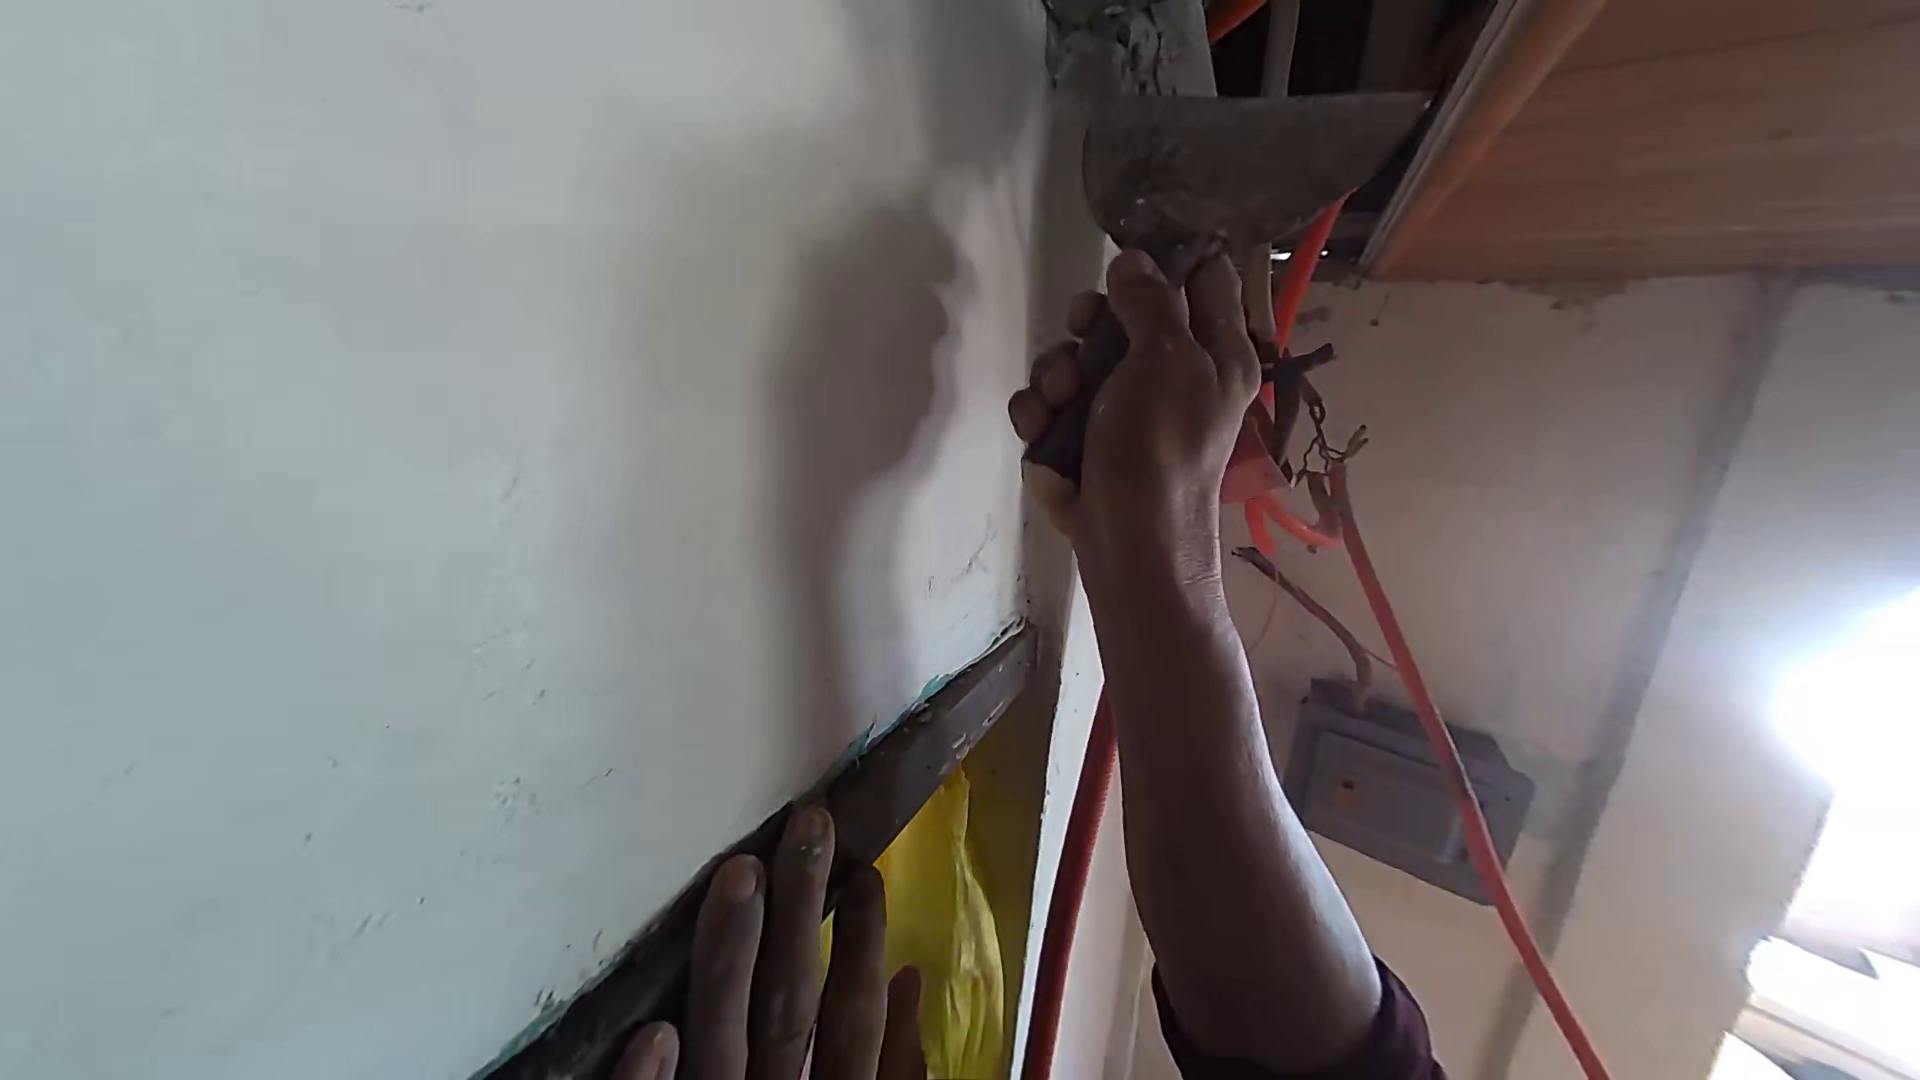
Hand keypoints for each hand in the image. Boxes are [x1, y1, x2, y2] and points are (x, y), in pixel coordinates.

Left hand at [614, 807, 924, 1079]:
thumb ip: (895, 1066)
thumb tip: (910, 977)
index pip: (853, 1015)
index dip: (863, 939)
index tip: (866, 866)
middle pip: (792, 1004)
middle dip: (804, 910)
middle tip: (808, 823)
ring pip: (724, 1041)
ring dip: (730, 959)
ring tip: (737, 872)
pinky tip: (650, 1033)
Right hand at [1007, 250, 1257, 584]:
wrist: (1126, 541)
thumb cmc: (1159, 448)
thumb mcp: (1167, 363)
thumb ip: (1150, 303)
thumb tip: (1133, 259)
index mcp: (1213, 353)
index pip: (1203, 279)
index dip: (1166, 261)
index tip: (1128, 257)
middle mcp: (1167, 375)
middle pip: (1121, 317)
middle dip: (1090, 323)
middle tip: (1082, 331)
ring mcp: (1116, 409)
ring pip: (1073, 358)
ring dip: (1055, 372)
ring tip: (1058, 400)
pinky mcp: (1078, 438)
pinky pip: (1048, 404)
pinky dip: (1038, 413)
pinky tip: (1038, 429)